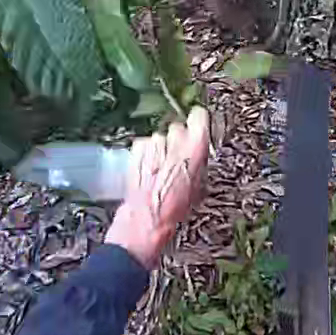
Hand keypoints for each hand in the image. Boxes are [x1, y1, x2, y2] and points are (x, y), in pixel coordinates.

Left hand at [104, 106, 210, 269]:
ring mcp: (153, 142)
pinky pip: (145, 145)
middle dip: (177, 141)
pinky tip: (148, 171)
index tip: (197, 127)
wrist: (147, 218)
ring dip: (160, 150)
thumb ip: (198, 162)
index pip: (199, 115)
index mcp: (195, 146)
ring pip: (160, 138)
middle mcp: (174, 139)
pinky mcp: (136, 148)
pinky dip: (146, 154)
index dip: (198, 122)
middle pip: (178, 128)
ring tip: (160, 171)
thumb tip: (197, 156)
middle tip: (176, 161)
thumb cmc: (174, 208)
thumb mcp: (199, 186)